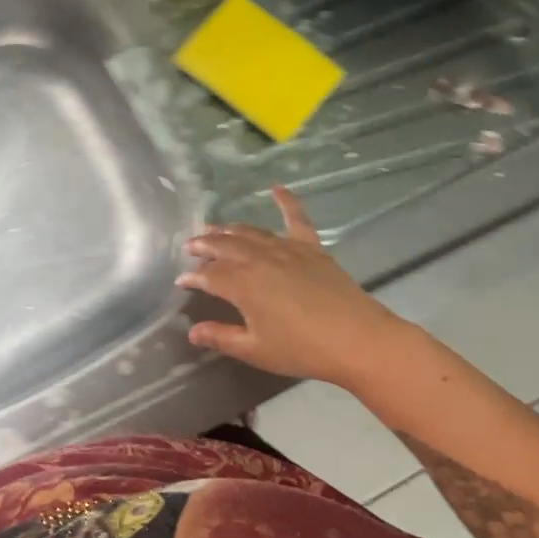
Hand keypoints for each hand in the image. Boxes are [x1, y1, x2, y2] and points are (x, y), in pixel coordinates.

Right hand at [179, 186, 414, 385]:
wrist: (357, 339)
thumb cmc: (302, 349)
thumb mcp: (255, 350)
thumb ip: (221, 337)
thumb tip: (193, 332)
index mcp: (242, 284)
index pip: (208, 275)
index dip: (192, 277)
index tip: (182, 281)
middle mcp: (258, 259)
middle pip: (224, 246)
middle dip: (204, 245)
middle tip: (191, 246)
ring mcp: (286, 249)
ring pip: (250, 232)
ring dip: (230, 229)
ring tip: (215, 229)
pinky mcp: (311, 248)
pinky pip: (296, 218)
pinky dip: (286, 201)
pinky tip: (277, 187)